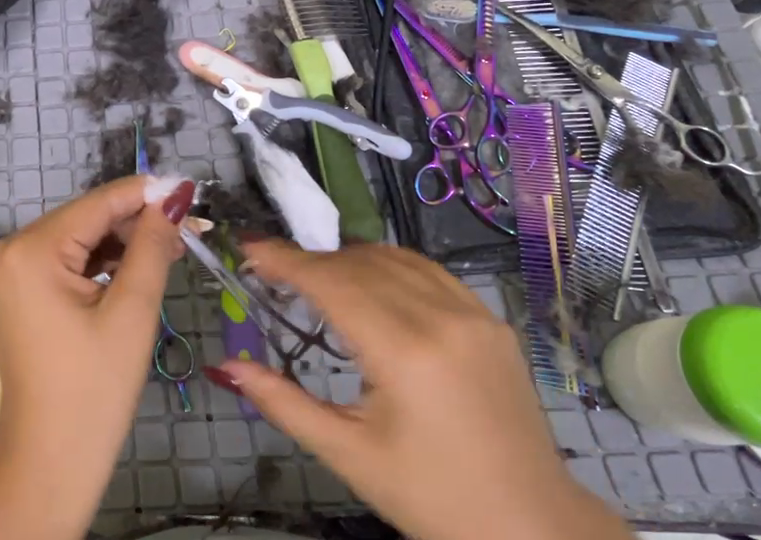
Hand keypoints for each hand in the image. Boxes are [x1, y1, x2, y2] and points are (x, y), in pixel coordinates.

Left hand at [0, 174, 189, 539]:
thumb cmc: (93, 390)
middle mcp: (13, 248)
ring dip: (123, 243)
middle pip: (87, 218)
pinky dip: (102, 263)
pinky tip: (138, 269)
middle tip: (191, 234)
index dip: (147, 193)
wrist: (49, 461)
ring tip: (174, 251)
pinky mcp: (21, 291)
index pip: (98, 203)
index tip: (192, 190)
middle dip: (137, 222)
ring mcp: (13, 270)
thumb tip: (174, 197)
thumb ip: (152, 246)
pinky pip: (67, 261)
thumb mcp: (131, 312)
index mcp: (32, 249)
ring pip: (80, 238)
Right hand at [211, 241, 630, 539]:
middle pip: (358, 263)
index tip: (249, 249)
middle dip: (310, 260)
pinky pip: (429, 271)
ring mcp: (473, 314)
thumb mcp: (348, 455)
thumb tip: (228, 366)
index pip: (331, 282)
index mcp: (404, 351)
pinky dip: (389, 266)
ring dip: (348, 259)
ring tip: (317, 279)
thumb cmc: (431, 496)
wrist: (532, 525)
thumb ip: (283, 403)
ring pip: (394, 258)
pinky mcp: (492, 321)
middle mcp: (441, 317)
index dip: (285, 260)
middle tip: (273, 272)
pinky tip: (371, 285)